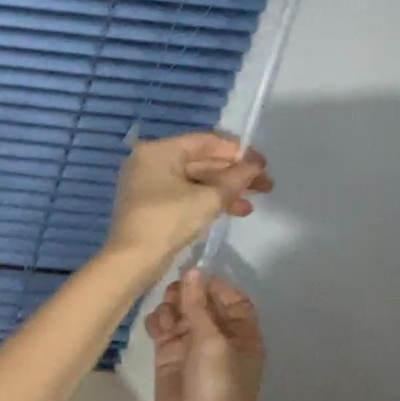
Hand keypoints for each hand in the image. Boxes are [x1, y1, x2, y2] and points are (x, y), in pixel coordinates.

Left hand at [105, 133, 270, 275]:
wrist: (133, 259)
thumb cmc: (169, 220)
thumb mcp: (208, 198)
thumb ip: (235, 178)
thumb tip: (254, 165)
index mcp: (158, 151)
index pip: (204, 141)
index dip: (237, 151)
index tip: (263, 164)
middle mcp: (149, 161)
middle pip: (199, 160)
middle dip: (233, 174)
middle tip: (266, 185)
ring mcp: (148, 183)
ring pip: (194, 180)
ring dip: (224, 190)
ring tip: (251, 205)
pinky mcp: (151, 203)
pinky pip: (185, 194)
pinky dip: (207, 200)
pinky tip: (233, 211)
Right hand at [147, 270, 265, 400]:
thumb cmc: (217, 387)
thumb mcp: (212, 342)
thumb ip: (198, 304)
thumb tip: (193, 269)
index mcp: (242, 334)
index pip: (232, 298)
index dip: (215, 285)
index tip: (193, 275)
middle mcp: (218, 337)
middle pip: (202, 301)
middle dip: (187, 294)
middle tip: (174, 296)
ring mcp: (192, 345)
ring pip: (179, 311)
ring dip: (170, 308)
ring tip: (166, 321)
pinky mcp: (168, 354)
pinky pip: (161, 327)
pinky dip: (157, 323)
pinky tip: (156, 330)